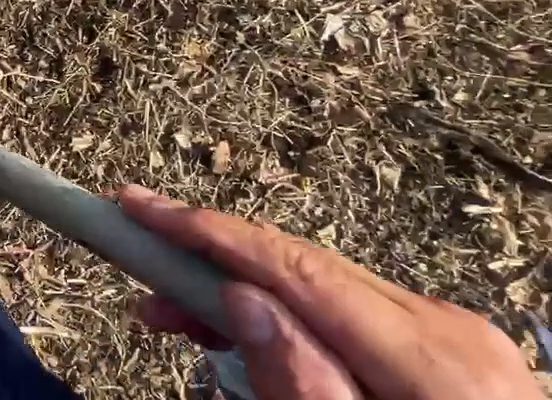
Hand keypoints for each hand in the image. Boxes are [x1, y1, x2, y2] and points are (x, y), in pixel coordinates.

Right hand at [120, 184, 538, 399]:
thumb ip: (304, 381)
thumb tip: (239, 295)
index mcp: (435, 360)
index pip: (294, 265)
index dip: (205, 228)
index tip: (132, 203)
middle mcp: (446, 327)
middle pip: (297, 265)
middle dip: (205, 260)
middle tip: (136, 268)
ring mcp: (452, 334)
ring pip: (311, 281)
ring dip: (234, 287)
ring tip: (171, 314)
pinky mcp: (444, 346)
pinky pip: (339, 307)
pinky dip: (280, 309)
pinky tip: (236, 325)